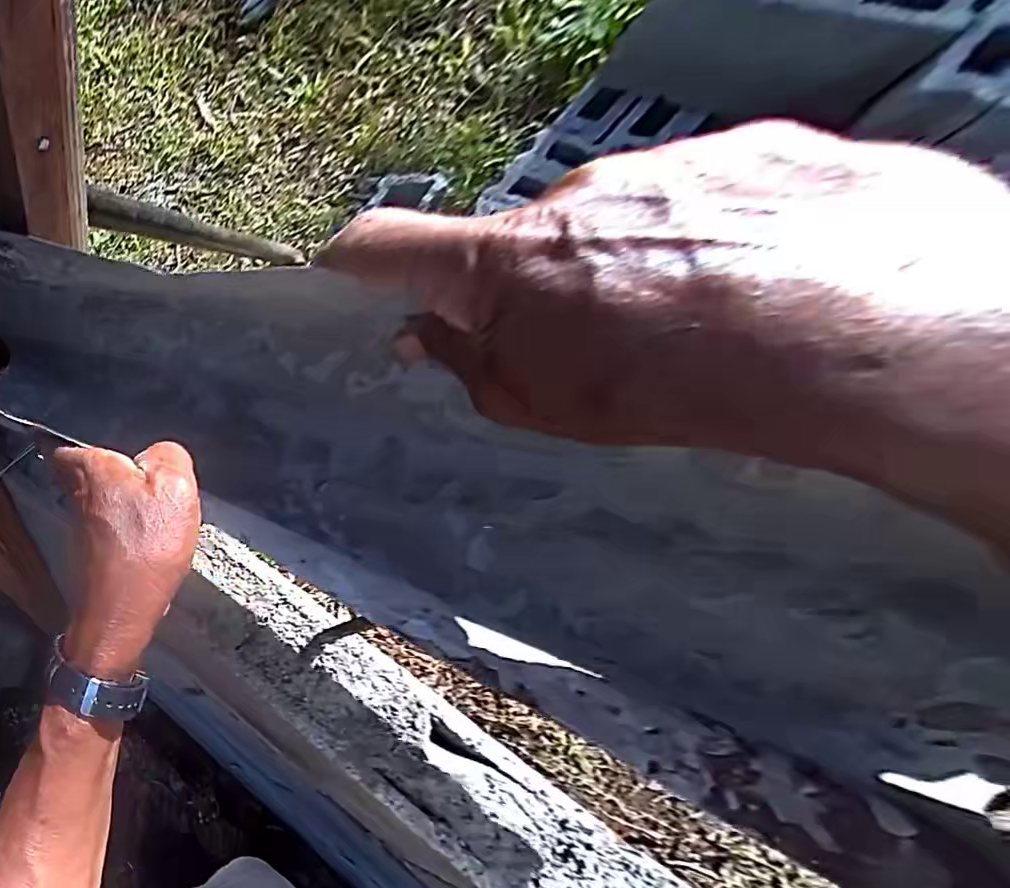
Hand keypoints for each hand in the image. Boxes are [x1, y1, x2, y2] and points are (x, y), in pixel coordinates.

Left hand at [51, 442, 200, 679]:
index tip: (122, 456)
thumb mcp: (176, 488)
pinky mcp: (86, 552)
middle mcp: (74, 493)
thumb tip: (160, 453)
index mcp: (90, 466)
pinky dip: (126, 534)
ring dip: (125, 507)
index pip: (73, 439)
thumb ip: (168, 455)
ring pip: (101, 501)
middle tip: (149, 487)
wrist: (120, 612)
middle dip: (116, 476)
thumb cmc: (145, 550)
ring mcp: (77, 525)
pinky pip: (109, 530)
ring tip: (154, 522)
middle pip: (92, 471)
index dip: (101, 445)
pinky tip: (148, 547)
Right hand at [321, 121, 1009, 541]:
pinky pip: (692, 193)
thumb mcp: (538, 404)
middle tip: (568, 334)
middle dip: (522, 282)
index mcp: (502, 264)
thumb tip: (430, 332)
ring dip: (614, 258)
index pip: (387, 243)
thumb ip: (470, 361)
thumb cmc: (683, 389)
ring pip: (606, 215)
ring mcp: (666, 162)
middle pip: (511, 238)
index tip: (337, 271)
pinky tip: (744, 280)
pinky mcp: (759, 143)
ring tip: (678, 314)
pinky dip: (696, 234)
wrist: (889, 340)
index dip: (352, 259)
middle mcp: (569, 197)